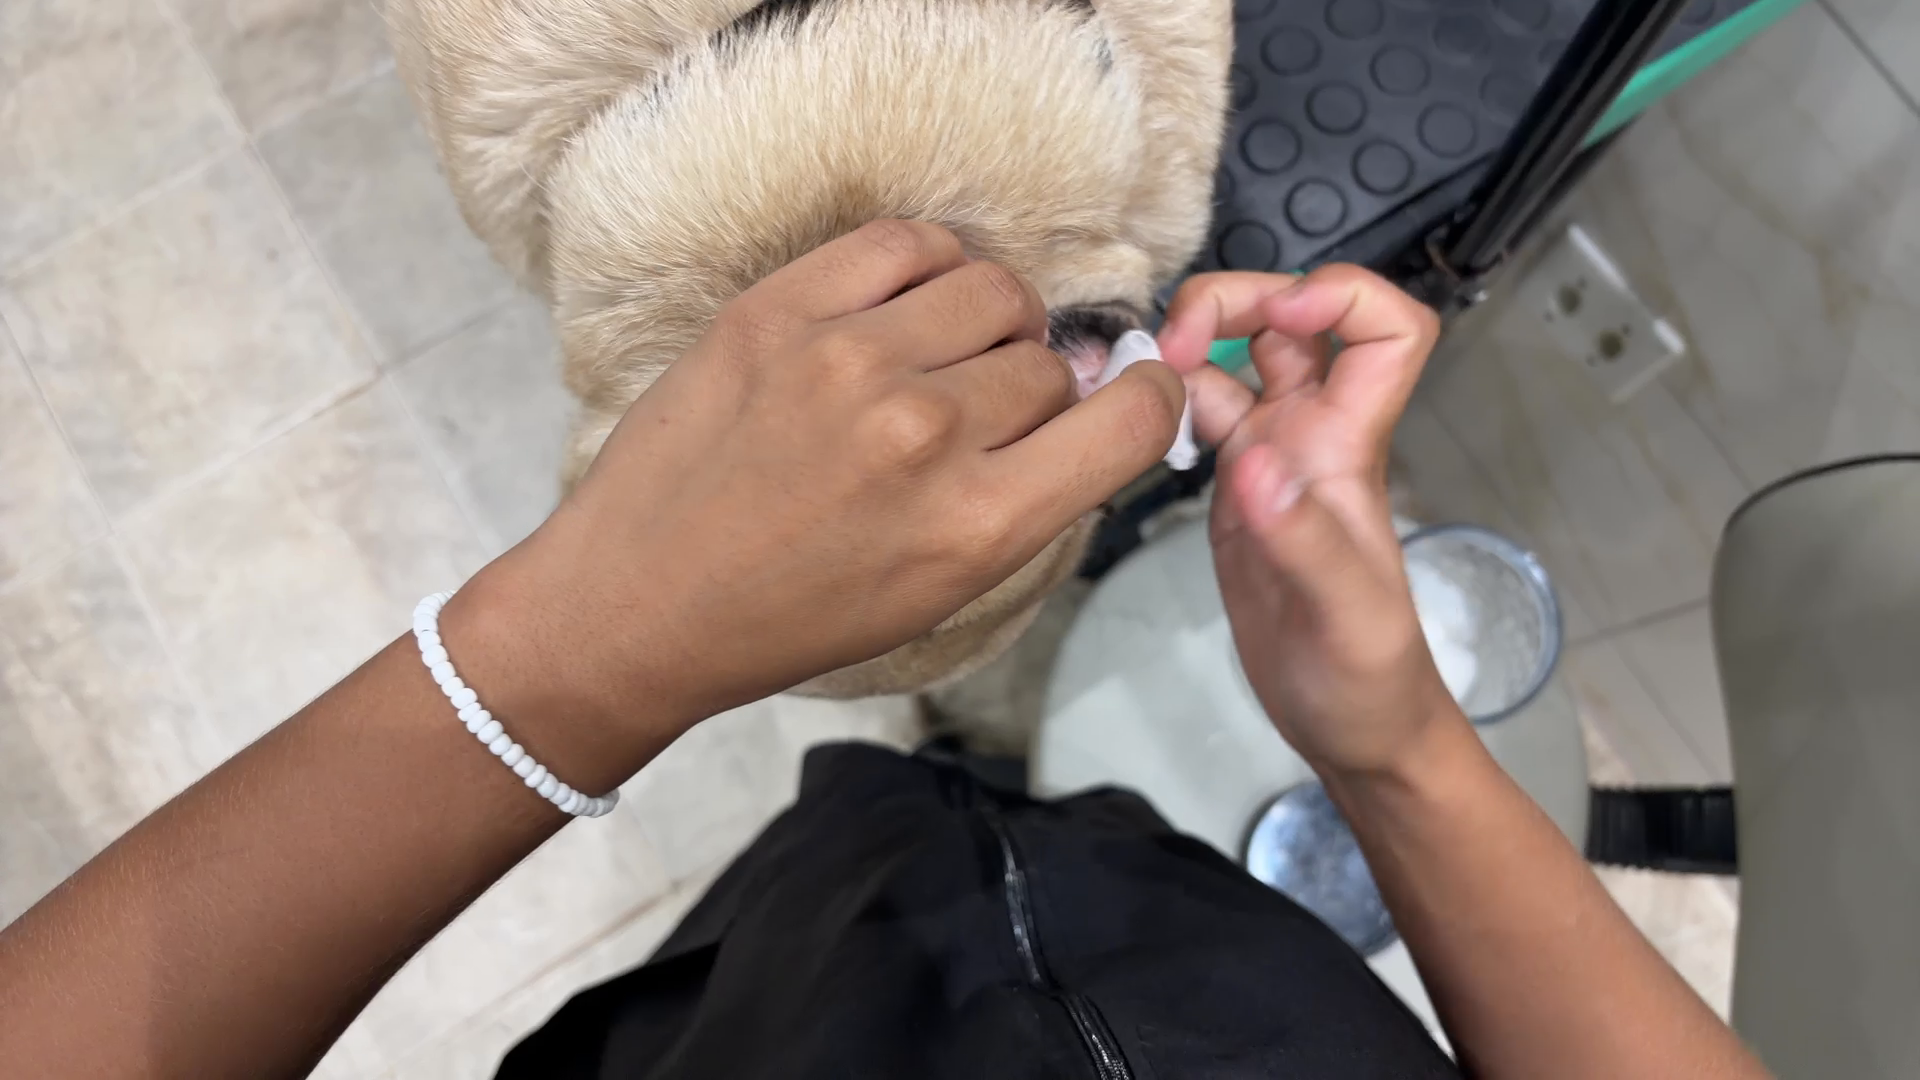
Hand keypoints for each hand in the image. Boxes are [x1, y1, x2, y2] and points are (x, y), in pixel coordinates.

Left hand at [452, 221, 1184, 765]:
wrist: (642, 602)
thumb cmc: (799, 618)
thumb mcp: (939, 594)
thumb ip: (1026, 503)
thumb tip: (1081, 408)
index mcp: (979, 526)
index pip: (1132, 420)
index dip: (1147, 400)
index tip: (1124, 397)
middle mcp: (929, 433)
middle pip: (1052, 361)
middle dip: (1037, 389)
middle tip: (982, 416)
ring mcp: (851, 360)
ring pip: (995, 293)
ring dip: (991, 326)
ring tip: (945, 356)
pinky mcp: (779, 310)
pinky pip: (909, 242)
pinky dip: (932, 268)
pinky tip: (908, 306)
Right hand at [1156, 265, 1455, 776]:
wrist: (1345, 718)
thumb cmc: (1364, 673)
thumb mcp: (1345, 615)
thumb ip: (1304, 539)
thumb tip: (1253, 463)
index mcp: (1349, 448)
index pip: (1386, 331)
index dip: (1341, 296)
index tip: (1278, 314)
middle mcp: (1311, 437)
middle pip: (1289, 326)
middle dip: (1234, 304)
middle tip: (1169, 341)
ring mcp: (1269, 460)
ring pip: (1235, 364)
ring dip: (1191, 347)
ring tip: (1137, 373)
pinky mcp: (1234, 490)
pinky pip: (1202, 418)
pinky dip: (1170, 401)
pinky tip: (1138, 416)